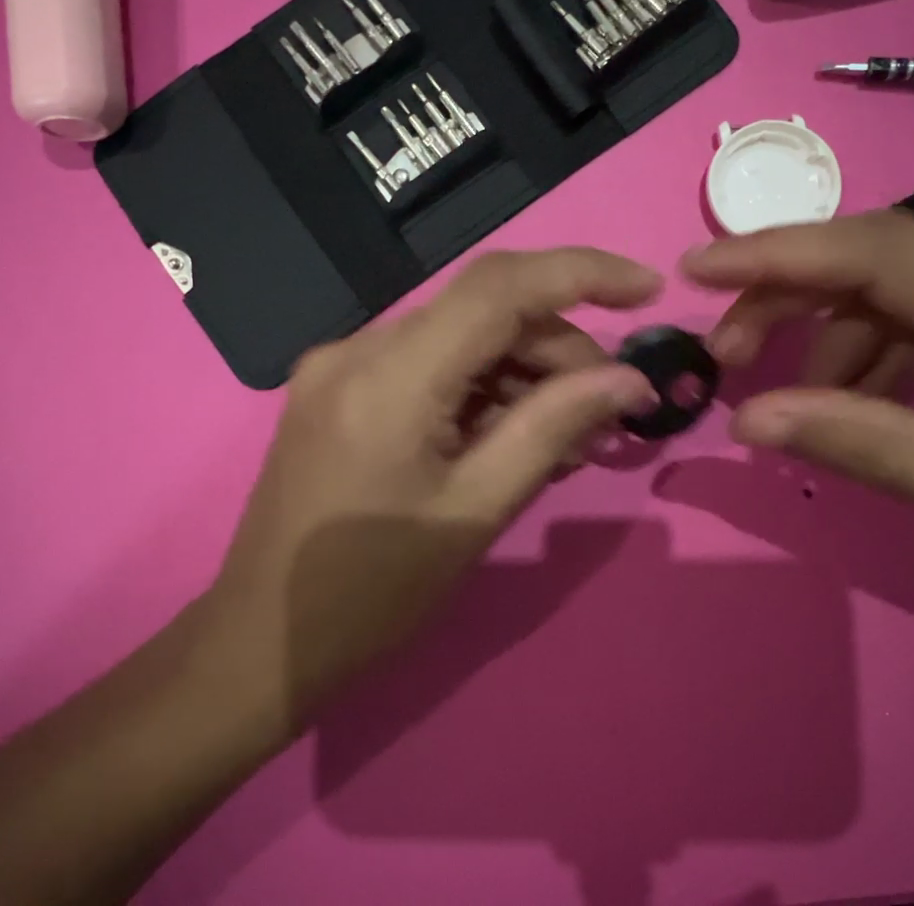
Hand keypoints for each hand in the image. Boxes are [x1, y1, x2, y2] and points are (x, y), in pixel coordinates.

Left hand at [197, 249, 660, 727]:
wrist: (264, 639)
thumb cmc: (373, 592)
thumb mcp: (476, 511)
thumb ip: (553, 429)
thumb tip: (629, 380)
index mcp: (389, 376)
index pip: (499, 286)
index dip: (582, 273)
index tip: (649, 291)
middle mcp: (356, 350)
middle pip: (481, 314)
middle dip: (557, 351)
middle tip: (610, 413)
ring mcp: (338, 369)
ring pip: (456, 340)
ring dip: (520, 375)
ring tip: (571, 437)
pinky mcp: (334, 393)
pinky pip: (424, 369)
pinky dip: (477, 392)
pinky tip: (513, 436)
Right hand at [683, 212, 913, 626]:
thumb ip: (860, 444)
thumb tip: (748, 420)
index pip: (876, 250)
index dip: (776, 253)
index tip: (693, 270)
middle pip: (882, 250)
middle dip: (791, 291)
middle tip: (729, 354)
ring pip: (907, 277)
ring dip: (836, 326)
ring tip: (793, 400)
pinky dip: (885, 344)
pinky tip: (864, 398)